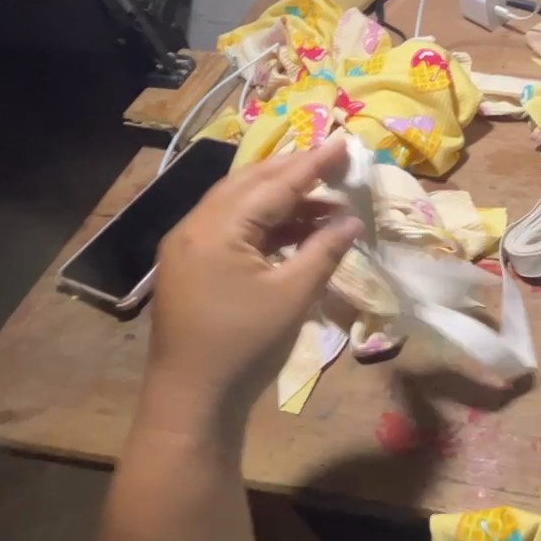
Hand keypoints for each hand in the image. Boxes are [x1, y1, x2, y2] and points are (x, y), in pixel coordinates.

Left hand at [138, 142, 362, 443]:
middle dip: (294, 170)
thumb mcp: (293, 295)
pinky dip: (267, 222)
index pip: (273, 184)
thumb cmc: (245, 346)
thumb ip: (324, 250)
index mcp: (217, 229)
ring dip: (282, 197)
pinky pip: (233, 227)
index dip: (313, 164)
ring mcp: (189, 246)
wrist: (193, 400)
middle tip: (334, 159)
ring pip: (240, 204)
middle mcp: (195, 227)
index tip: (343, 141)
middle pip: (251, 184)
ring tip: (325, 196)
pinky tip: (296, 227)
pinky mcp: (192, 265)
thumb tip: (352, 220)